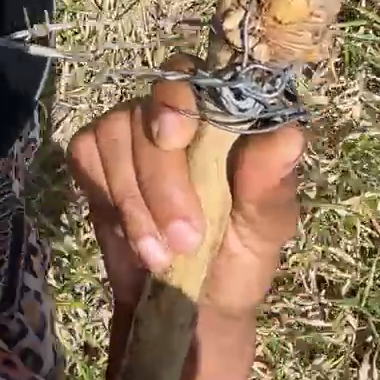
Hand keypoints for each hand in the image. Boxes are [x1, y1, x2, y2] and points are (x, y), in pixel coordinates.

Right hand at [68, 82, 304, 317]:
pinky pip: (88, 157)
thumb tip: (292, 134)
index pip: (188, 74)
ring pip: (113, 135)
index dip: (176, 99)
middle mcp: (166, 109)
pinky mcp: (92, 155)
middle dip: (160, 178)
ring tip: (160, 254)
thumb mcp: (266, 226)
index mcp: (214, 113)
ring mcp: (125, 129)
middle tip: (183, 239)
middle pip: (146, 111)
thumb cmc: (240, 255)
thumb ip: (270, 181)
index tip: (175, 137)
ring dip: (134, 200)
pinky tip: (134, 237)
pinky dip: (111, 201)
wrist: (193, 304)